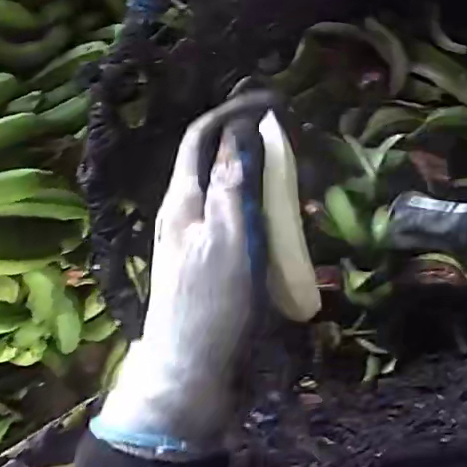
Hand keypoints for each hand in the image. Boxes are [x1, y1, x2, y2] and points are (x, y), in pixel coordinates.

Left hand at [93, 96, 264, 458]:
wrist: (186, 365)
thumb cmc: (209, 302)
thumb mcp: (226, 240)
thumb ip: (230, 187)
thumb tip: (238, 134)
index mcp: (182, 199)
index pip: (201, 137)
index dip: (230, 112)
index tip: (267, 100)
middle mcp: (181, 208)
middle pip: (209, 157)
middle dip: (243, 135)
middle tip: (284, 132)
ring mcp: (191, 232)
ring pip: (220, 183)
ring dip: (250, 165)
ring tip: (285, 163)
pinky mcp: (203, 253)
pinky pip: (228, 209)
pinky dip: (251, 197)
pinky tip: (271, 208)